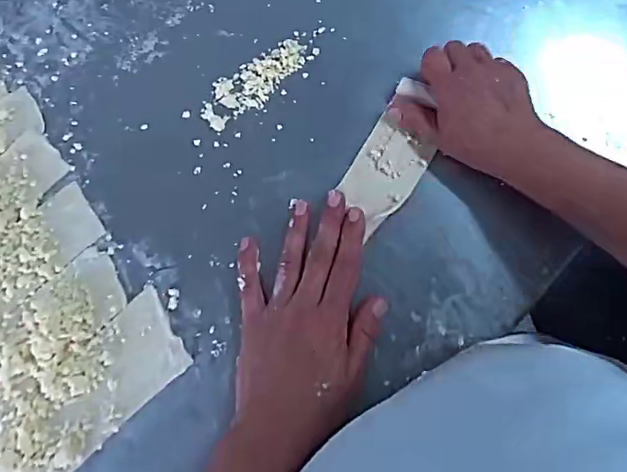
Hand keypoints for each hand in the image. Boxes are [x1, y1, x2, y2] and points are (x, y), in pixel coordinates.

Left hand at [211, 193, 386, 471]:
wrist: (271, 430)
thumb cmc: (317, 407)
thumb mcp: (351, 377)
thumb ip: (363, 334)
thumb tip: (379, 298)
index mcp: (329, 320)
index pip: (344, 270)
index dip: (351, 240)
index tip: (356, 214)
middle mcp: (302, 307)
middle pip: (319, 258)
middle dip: (328, 225)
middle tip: (333, 195)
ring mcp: (275, 310)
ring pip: (288, 263)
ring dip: (295, 233)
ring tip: (300, 205)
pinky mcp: (251, 320)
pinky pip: (249, 286)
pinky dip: (248, 263)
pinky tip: (248, 241)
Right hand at [390, 41, 567, 187]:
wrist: (519, 147)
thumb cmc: (476, 145)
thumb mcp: (440, 138)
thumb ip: (415, 118)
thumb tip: (394, 106)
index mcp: (447, 83)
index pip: (431, 55)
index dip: (430, 65)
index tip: (433, 82)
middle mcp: (469, 69)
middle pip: (453, 47)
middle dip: (450, 60)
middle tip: (453, 81)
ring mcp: (493, 68)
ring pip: (476, 49)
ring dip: (471, 60)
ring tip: (474, 80)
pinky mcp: (513, 72)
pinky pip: (498, 61)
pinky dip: (493, 70)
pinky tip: (495, 88)